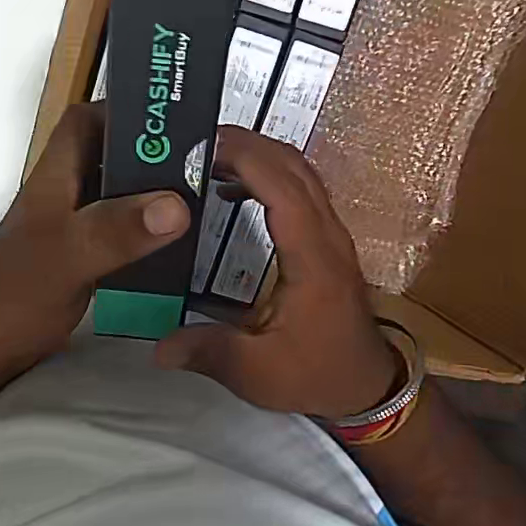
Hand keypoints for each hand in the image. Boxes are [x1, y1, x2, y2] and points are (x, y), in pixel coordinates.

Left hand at [0, 102, 190, 386]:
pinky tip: (174, 243)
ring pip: (117, 194)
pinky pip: (120, 230)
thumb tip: (175, 205)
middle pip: (108, 156)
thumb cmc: (14, 297)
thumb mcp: (69, 255)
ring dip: (151, 193)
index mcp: (54, 178)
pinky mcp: (81, 258)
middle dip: (150, 154)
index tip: (169, 122)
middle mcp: (64, 195)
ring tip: (197, 198)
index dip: (122, 113)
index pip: (84, 123)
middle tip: (198, 164)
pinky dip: (146, 230)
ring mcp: (72, 227)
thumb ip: (117, 229)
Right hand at [153, 127, 398, 418]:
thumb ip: (209, 354)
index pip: (285, 191)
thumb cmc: (317, 376)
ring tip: (208, 154)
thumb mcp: (259, 374)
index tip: (205, 145)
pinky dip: (266, 174)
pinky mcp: (326, 239)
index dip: (248, 160)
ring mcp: (330, 234)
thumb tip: (158, 349)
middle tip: (196, 140)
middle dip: (248, 144)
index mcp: (312, 261)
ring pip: (300, 172)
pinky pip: (299, 188)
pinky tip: (231, 188)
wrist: (367, 385)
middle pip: (294, 168)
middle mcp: (326, 237)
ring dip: (257, 154)